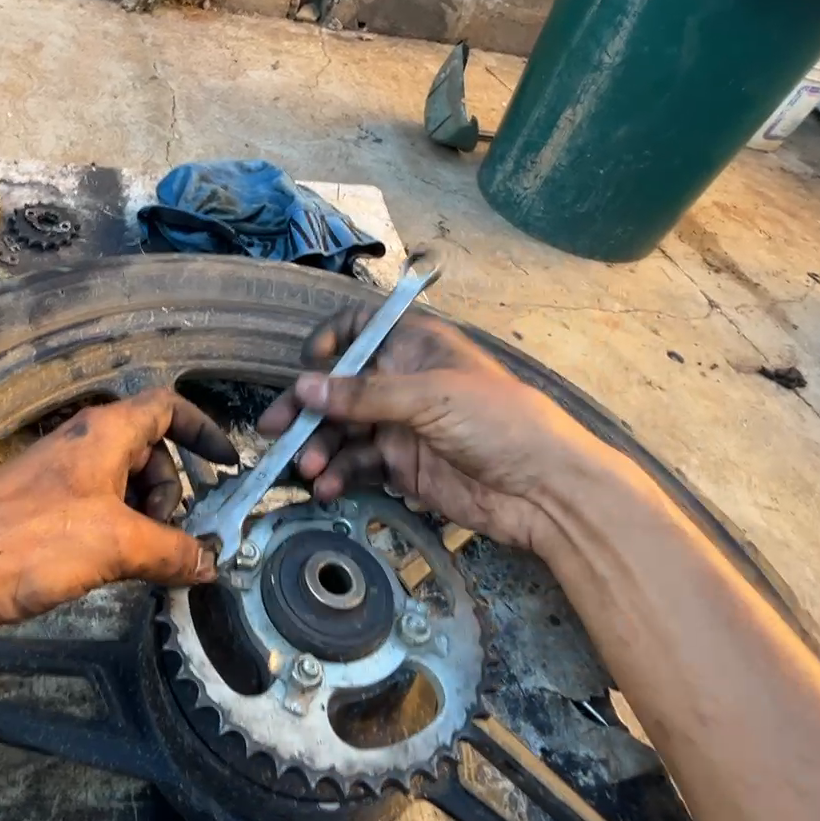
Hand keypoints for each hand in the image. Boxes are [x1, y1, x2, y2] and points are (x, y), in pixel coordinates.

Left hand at [0, 388, 239, 628]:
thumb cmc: (33, 540)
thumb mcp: (118, 542)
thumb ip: (172, 550)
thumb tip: (210, 562)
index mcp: (104, 432)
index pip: (167, 407)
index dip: (203, 429)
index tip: (227, 464)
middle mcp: (81, 445)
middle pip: (148, 452)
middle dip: (171, 491)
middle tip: (171, 535)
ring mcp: (57, 477)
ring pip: (122, 484)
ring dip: (144, 517)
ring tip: (141, 559)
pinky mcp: (38, 510)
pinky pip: (96, 509)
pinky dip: (117, 532)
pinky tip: (112, 567)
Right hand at [257, 307, 638, 554]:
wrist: (545, 491)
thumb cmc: (498, 421)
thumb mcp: (430, 397)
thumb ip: (363, 395)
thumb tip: (302, 387)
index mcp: (412, 347)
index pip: (359, 329)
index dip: (331, 341)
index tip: (308, 365)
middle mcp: (400, 382)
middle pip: (339, 388)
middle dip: (307, 408)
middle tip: (274, 430)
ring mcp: (400, 426)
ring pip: (343, 431)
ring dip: (321, 448)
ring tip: (307, 470)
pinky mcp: (402, 466)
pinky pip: (359, 465)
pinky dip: (340, 475)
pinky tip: (328, 487)